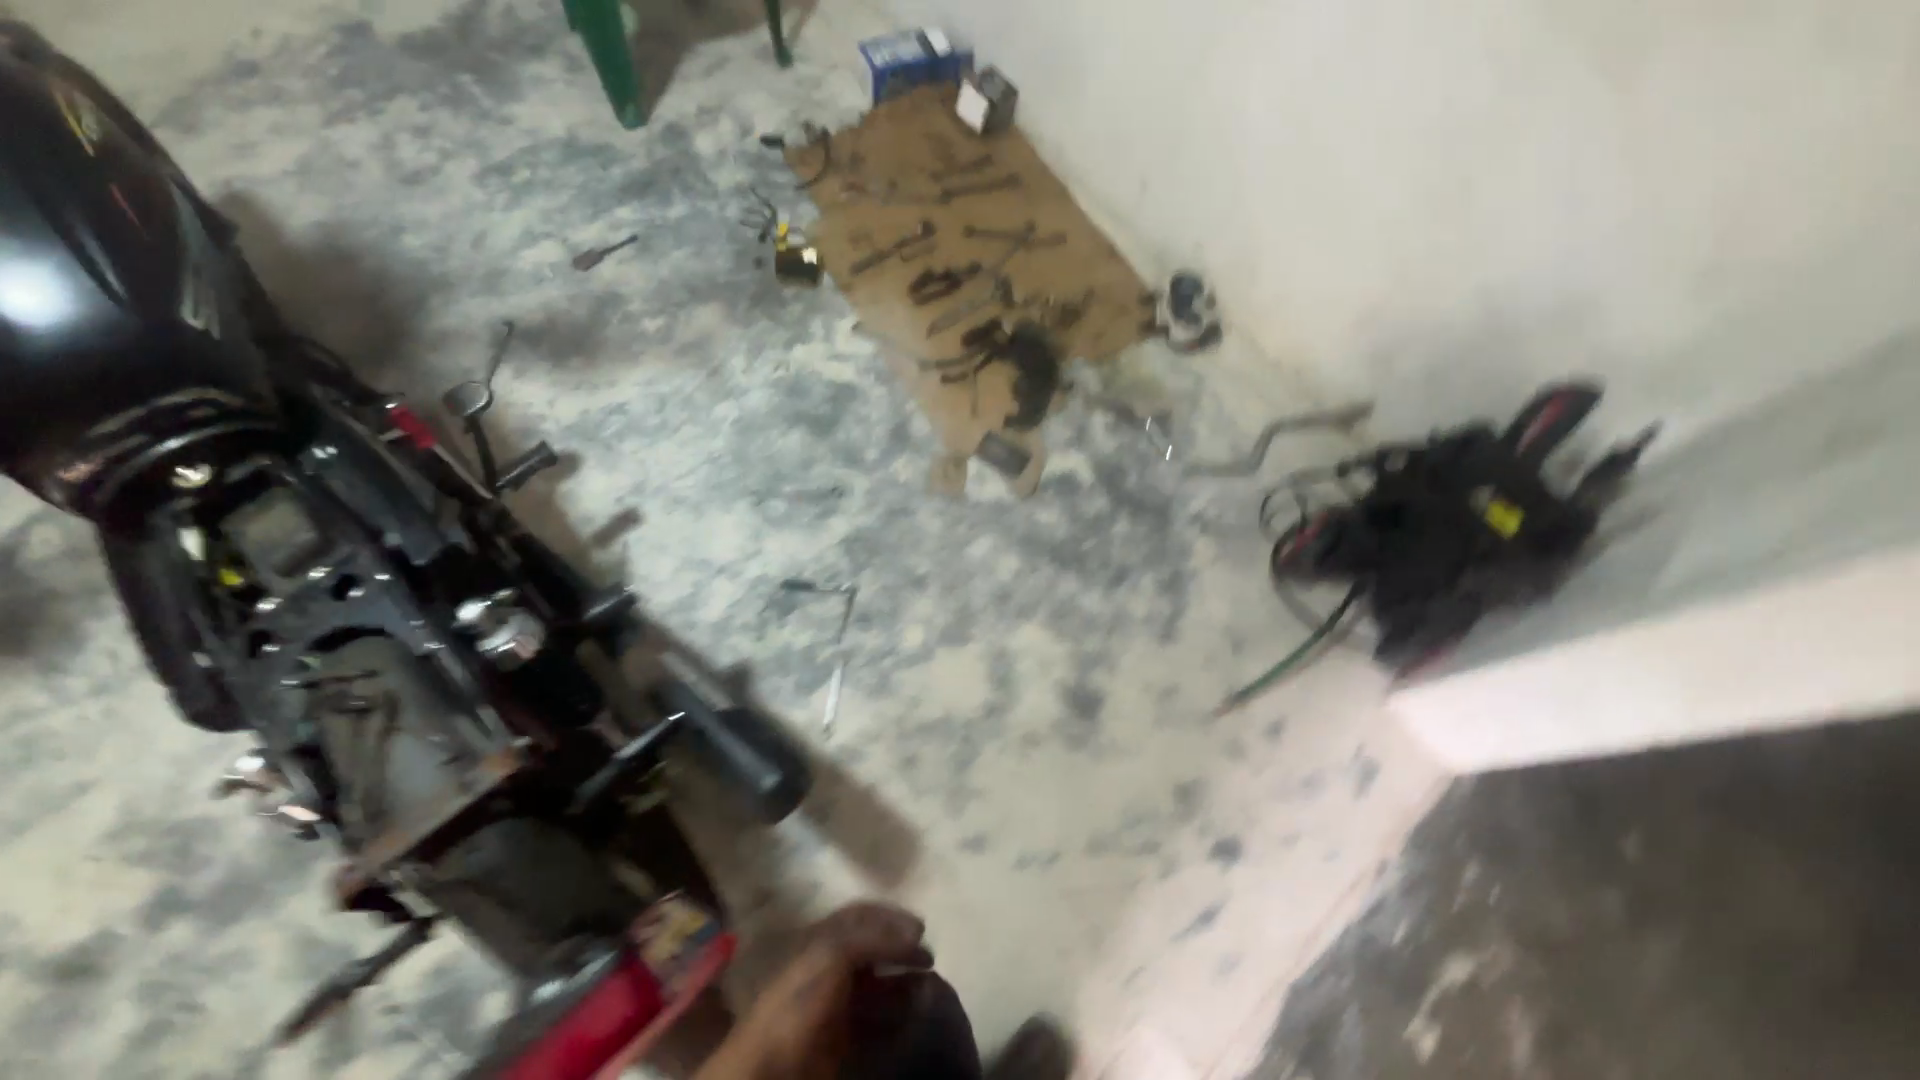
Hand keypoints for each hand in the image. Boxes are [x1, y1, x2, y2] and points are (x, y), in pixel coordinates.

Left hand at [697, 902, 934, 1079]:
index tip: (920, 927)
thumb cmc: (800, 1001)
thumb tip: (915, 933)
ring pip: (878, 985)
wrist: (773, 1066)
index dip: (890, 916)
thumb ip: (873, 938)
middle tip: (929, 958)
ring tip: (930, 986)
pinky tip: (916, 1013)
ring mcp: (837, 1002)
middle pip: (872, 950)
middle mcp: (829, 966)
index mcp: (819, 940)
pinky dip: (900, 1014)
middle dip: (902, 950)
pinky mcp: (844, 1036)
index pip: (859, 916)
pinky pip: (878, 1019)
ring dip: (904, 982)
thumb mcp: (833, 955)